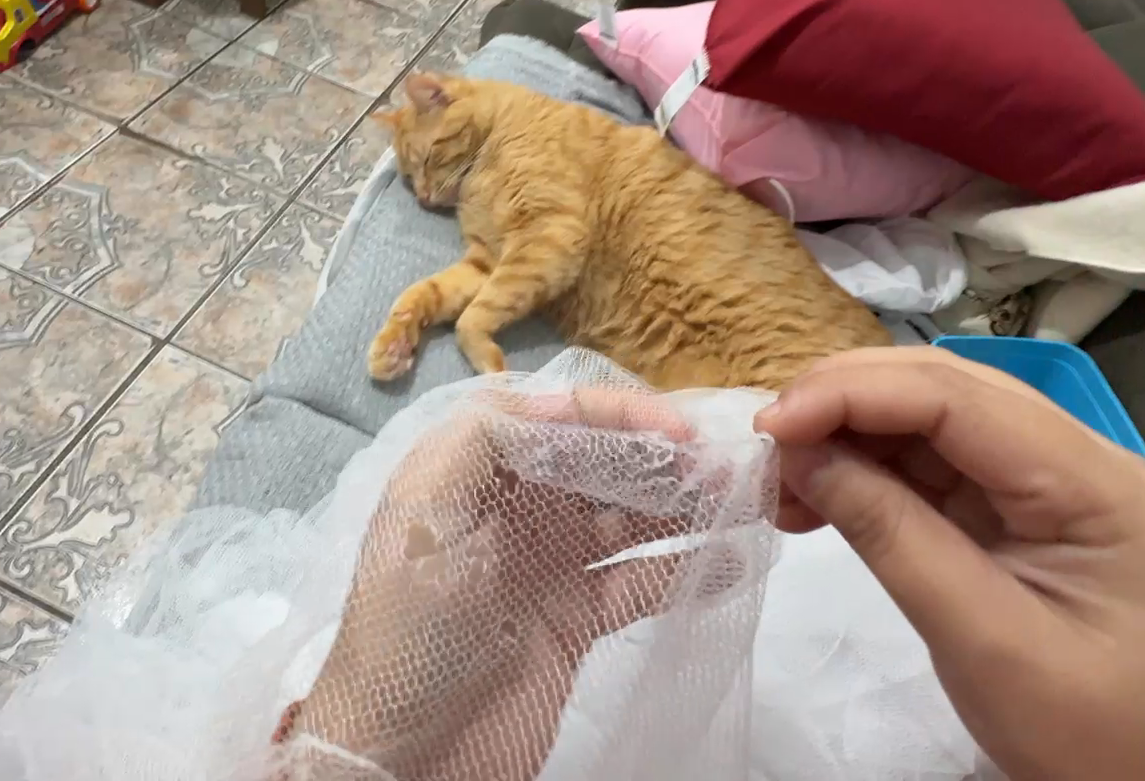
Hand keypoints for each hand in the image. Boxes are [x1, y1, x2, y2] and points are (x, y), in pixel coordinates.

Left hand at [294, 390, 709, 780]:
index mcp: (474, 471)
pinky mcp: (575, 616)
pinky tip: (732, 561)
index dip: (612, 412)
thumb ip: (479, 442)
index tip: (673, 427)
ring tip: (739, 497)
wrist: (406, 759)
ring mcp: (548, 559)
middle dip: (655, 453)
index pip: (551, 418)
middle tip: (721, 459)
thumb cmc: (409, 625)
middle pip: (595, 460)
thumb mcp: (425, 517)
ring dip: (678, 502)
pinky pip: (637, 581)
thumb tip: (555, 399)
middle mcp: (514, 505)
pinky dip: (684, 569)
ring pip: (624, 514)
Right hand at [754, 347, 1144, 780]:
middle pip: (941, 390)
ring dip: (843, 436)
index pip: (955, 397)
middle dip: (842, 401)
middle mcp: (1076, 462)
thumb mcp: (989, 645)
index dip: (851, 393)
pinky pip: (927, 468)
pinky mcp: (1017, 517)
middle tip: (767, 441)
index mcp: (1099, 484)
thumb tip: (797, 452)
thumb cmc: (1109, 750)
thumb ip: (890, 534)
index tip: (769, 426)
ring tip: (779, 480)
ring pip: (925, 422)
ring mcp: (1047, 488)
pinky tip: (815, 498)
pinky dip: (861, 472)